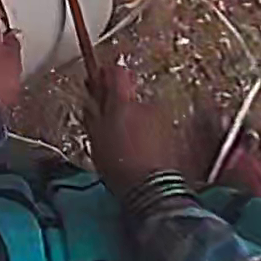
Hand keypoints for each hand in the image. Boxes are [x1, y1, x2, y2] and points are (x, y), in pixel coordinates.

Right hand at [81, 64, 177, 199]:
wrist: (150, 188)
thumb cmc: (118, 162)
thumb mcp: (95, 136)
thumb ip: (92, 112)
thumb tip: (91, 100)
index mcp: (123, 102)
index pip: (116, 72)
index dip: (105, 74)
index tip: (97, 82)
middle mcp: (144, 105)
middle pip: (128, 92)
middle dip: (116, 102)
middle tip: (103, 118)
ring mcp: (159, 119)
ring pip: (139, 110)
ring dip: (130, 118)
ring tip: (119, 139)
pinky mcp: (169, 134)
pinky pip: (150, 124)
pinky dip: (142, 130)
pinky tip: (133, 148)